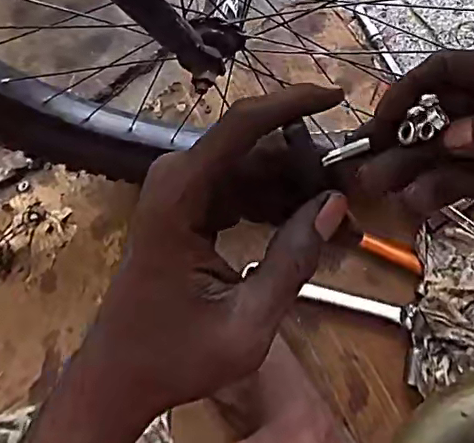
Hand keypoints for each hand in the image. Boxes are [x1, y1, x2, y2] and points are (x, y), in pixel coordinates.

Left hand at [30, 86, 350, 442]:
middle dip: (309, 166)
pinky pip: (249, 188)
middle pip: (259, 148)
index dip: (293, 102)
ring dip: (300, 190)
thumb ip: (292, 263)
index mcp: (179, 192)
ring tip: (343, 221)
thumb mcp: (244, 324)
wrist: (119, 378)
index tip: (336, 96)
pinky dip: (282, 205)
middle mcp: (180, 175)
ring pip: (259, 167)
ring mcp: (187, 186)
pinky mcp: (196, 201)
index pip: (243, 124)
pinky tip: (313, 228)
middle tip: (355, 191)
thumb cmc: (170, 357)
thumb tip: (335, 204)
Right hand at [353, 48, 473, 266]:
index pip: (452, 70)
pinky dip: (442, 191)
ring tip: (386, 192)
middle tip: (372, 165)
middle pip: (442, 111)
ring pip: (449, 151)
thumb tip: (448, 136)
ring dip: (416, 168)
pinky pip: (468, 181)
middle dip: (406, 136)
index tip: (384, 117)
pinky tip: (420, 206)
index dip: (412, 88)